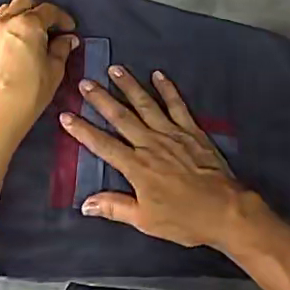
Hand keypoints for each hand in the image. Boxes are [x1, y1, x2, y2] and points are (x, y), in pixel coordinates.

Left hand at [0, 0, 77, 130]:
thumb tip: (67, 39)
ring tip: (31, 31)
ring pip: (6, 11)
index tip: (69, 28)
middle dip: (39, 9)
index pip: (49, 10)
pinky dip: (7, 28)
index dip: (63, 17)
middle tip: (50, 25)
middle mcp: (6, 23)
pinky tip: (15, 43)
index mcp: (28, 24)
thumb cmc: (30, 91)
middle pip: (24, 2)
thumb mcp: (55, 69)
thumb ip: (62, 48)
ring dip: (20, 15)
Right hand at [62, 67, 265, 252]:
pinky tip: (158, 75)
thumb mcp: (145, 220)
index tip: (66, 115)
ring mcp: (173, 134)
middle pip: (122, 117)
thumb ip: (115, 207)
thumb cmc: (183, 218)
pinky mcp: (192, 130)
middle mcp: (151, 144)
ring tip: (115, 69)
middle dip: (101, 99)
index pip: (103, 145)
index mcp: (137, 166)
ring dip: (130, 86)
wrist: (223, 208)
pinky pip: (177, 105)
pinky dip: (167, 89)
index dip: (83, 130)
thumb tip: (85, 203)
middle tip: (85, 82)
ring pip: (147, 105)